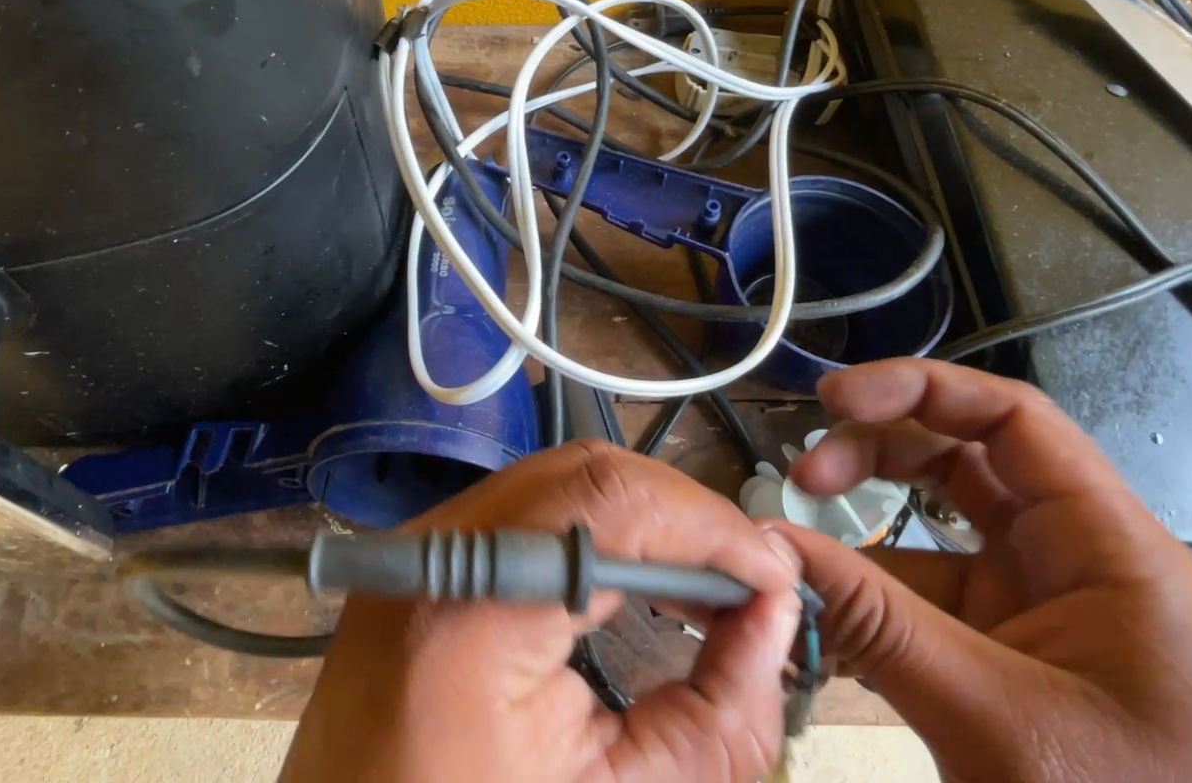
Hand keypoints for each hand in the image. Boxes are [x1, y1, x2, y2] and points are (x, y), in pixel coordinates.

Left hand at [281, 440, 802, 782]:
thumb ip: (715, 715)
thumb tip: (772, 615)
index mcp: (464, 614)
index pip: (606, 501)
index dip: (705, 524)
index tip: (770, 574)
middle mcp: (430, 553)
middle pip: (584, 474)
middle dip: (682, 515)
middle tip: (744, 579)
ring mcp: (419, 546)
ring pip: (558, 480)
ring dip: (644, 517)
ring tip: (703, 580)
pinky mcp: (422, 554)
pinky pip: (527, 507)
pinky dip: (597, 527)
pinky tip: (636, 575)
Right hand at [770, 358, 1191, 781]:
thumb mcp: (999, 722)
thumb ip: (876, 626)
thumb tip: (772, 546)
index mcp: (1106, 548)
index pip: (1011, 421)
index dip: (918, 390)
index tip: (831, 399)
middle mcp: (1070, 564)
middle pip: (960, 464)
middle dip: (873, 458)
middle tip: (801, 482)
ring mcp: (1035, 617)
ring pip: (932, 541)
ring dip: (858, 545)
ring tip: (787, 568)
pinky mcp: (1006, 665)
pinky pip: (922, 610)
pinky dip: (866, 611)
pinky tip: (815, 633)